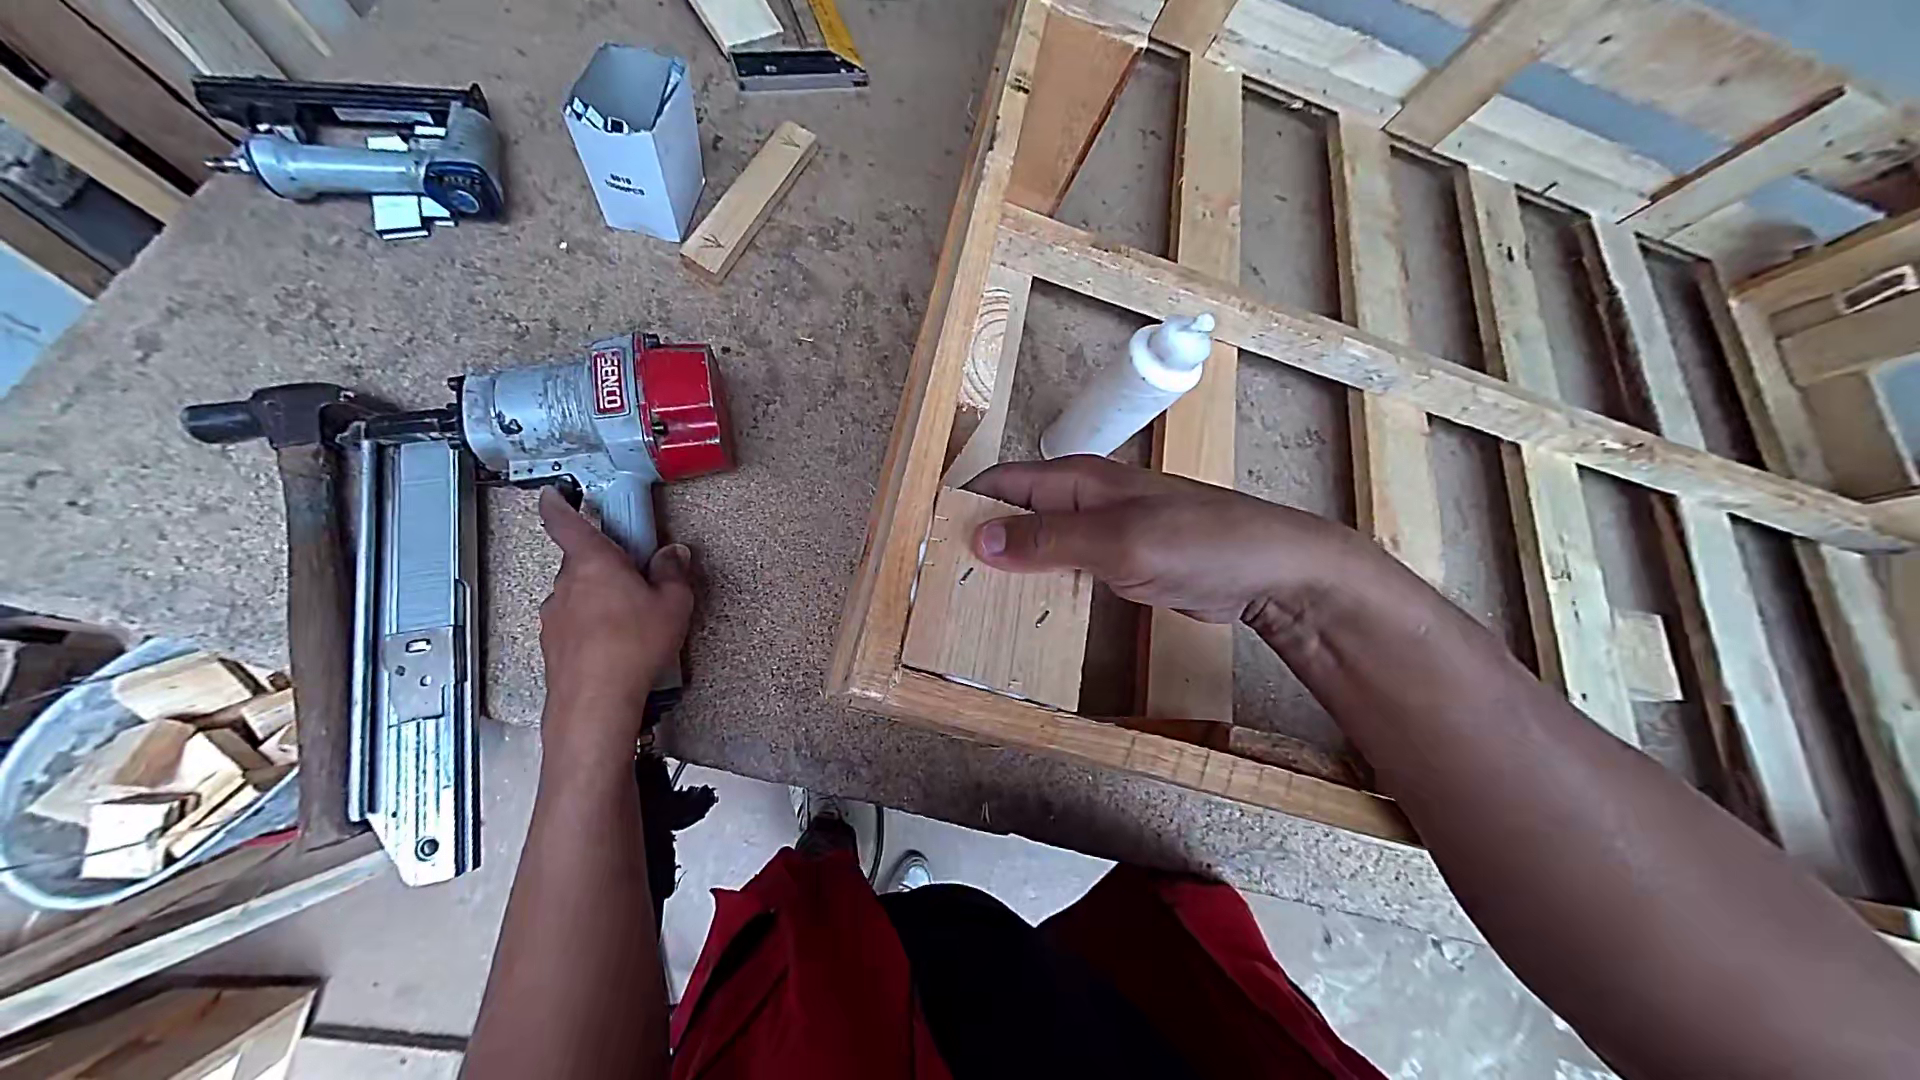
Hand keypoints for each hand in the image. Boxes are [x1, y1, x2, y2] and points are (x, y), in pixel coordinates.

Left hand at [536, 487, 694, 761]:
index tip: (555, 494)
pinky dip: (595, 623)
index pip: (565, 522)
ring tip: (636, 616)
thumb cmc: (631, 648)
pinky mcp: (554, 644)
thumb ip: (674, 573)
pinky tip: (621, 642)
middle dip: (607, 563)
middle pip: (582, 560)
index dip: (557, 504)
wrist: (596, 701)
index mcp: (593, 563)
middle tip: (637, 572)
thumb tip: (674, 555)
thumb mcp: (674, 604)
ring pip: (579, 592)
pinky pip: (576, 621)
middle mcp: (566, 585)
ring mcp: (555, 616)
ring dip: (602, 595)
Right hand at [966, 456, 1375, 634]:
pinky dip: (1039, 583)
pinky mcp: (1116, 561)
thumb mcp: (1118, 541)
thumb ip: (1049, 538)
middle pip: (1014, 513)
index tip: (930, 541)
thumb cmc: (1199, 543)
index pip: (1002, 484)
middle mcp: (1083, 500)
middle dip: (979, 539)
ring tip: (970, 599)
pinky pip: (1064, 567)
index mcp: (1077, 481)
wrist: (1270, 571)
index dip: (964, 506)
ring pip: (1037, 542)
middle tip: (944, 581)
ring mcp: (1101, 531)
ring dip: (1007, 565)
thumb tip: (980, 539)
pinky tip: (1024, 609)